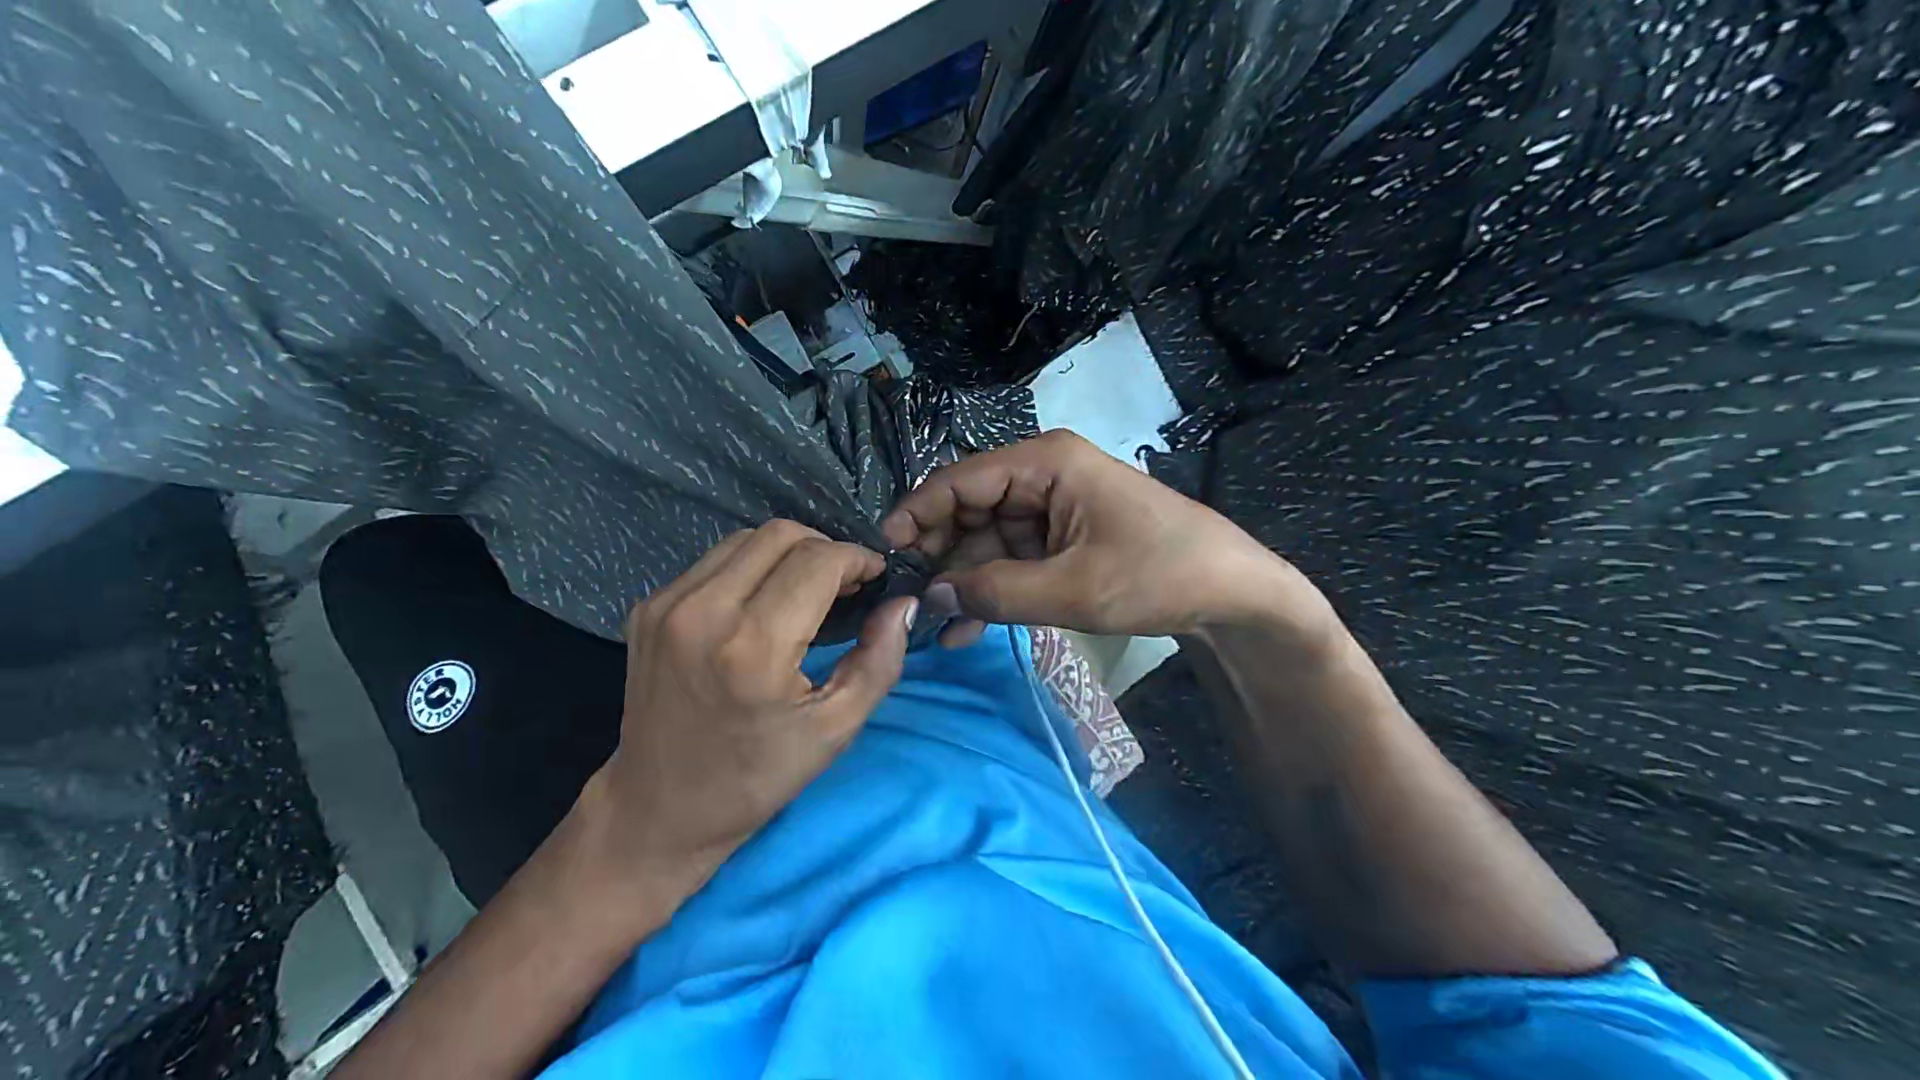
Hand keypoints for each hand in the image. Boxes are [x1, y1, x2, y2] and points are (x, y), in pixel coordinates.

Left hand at [582, 520, 916, 906]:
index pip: (819, 561)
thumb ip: (880, 659)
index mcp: (753, 647)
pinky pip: (714, 561)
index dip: (857, 559)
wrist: (660, 808)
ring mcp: (667, 605)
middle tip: (845, 585)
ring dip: (788, 554)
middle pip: (781, 534)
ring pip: (745, 538)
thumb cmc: (757, 777)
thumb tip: (902, 602)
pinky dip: (751, 568)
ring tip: (807, 591)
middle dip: (826, 549)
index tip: (875, 579)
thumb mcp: (836, 728)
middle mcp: (703, 612)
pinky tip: (763, 604)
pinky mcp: (648, 607)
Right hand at [881, 430, 1331, 642]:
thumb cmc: (1157, 574)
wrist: (1231, 593)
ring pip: (987, 541)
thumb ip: (995, 592)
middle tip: (910, 601)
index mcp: (1045, 464)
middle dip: (940, 555)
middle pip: (970, 509)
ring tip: (935, 625)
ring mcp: (1053, 509)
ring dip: (963, 582)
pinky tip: (965, 629)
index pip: (961, 480)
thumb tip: (931, 596)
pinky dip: (991, 590)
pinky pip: (1012, 560)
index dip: (917, 513)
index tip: (884, 552)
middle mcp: (1043, 476)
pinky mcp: (1062, 538)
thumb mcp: (1073, 589)